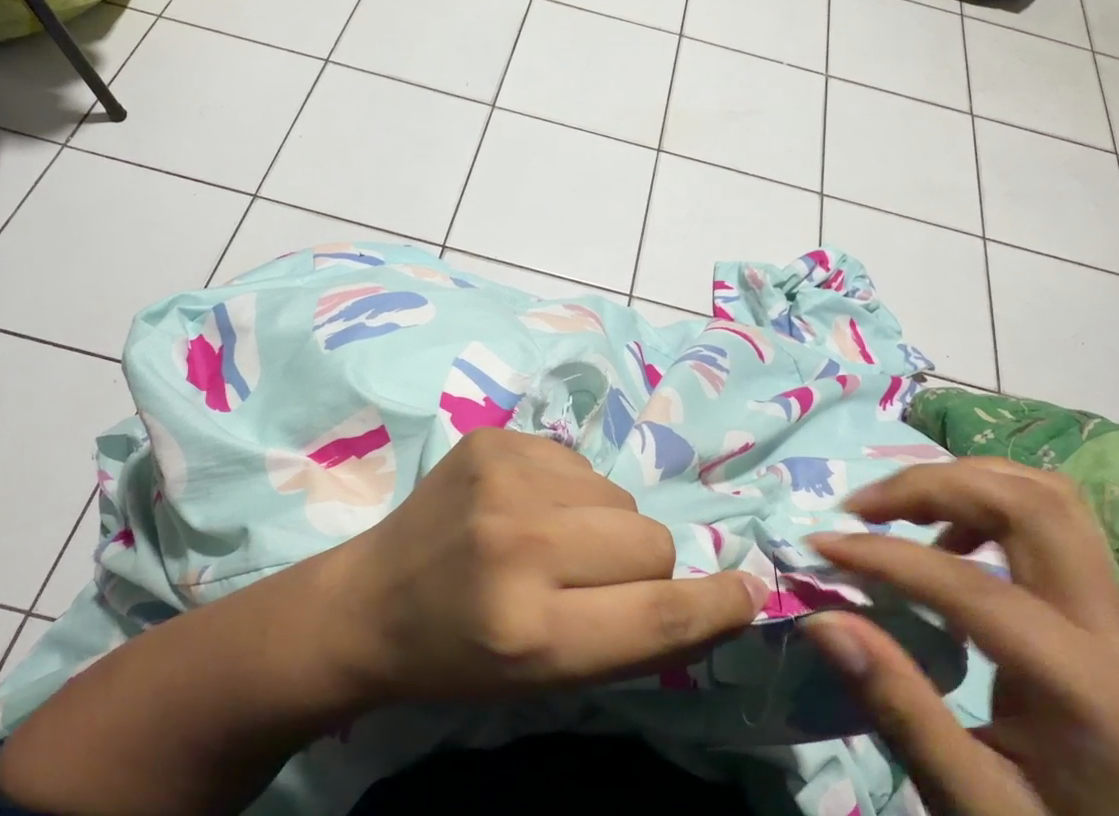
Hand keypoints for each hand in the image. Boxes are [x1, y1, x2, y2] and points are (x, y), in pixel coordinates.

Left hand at [327, 428, 768, 702]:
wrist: (370, 602)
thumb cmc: (461, 657)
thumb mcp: (548, 679)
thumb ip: (636, 639)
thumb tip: (723, 593)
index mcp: (531, 630)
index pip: (660, 612)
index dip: (717, 604)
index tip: (749, 591)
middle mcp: (519, 545)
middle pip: (652, 541)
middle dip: (637, 568)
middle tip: (585, 583)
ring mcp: (504, 479)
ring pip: (622, 497)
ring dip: (603, 525)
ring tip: (548, 544)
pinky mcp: (495, 439)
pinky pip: (584, 465)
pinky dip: (572, 492)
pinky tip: (524, 509)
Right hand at [801, 461, 1118, 815]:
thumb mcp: (972, 800)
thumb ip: (900, 708)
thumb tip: (823, 620)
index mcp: (1086, 688)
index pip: (976, 589)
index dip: (889, 557)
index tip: (823, 548)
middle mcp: (1115, 629)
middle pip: (1031, 505)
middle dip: (934, 486)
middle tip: (860, 508)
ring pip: (1046, 496)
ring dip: (962, 484)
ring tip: (895, 511)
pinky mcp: (1105, 607)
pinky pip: (1050, 520)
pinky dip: (986, 505)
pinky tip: (943, 543)